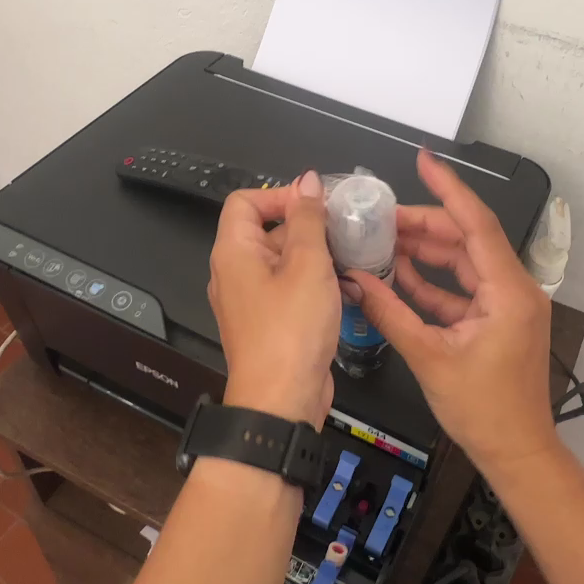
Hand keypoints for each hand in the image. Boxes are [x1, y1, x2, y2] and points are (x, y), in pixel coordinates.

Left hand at [207, 170, 337, 424]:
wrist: (281, 401)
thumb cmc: (292, 329)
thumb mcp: (307, 264)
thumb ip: (308, 219)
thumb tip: (308, 181)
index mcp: (233, 252)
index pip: (245, 201)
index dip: (280, 195)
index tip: (317, 206)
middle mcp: (234, 273)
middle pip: (265, 230)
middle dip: (305, 226)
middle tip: (343, 231)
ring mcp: (250, 301)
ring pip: (282, 262)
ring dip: (315, 256)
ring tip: (350, 260)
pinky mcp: (268, 324)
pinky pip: (287, 290)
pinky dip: (313, 284)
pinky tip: (344, 290)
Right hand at [347, 151, 556, 477]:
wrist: (517, 452)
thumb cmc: (482, 410)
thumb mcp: (428, 358)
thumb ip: (389, 313)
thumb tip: (354, 281)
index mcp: (508, 292)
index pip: (477, 224)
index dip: (448, 189)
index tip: (423, 161)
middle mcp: (515, 288)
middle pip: (467, 238)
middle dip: (424, 224)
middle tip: (380, 217)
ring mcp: (508, 303)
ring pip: (464, 261)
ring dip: (427, 250)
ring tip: (384, 239)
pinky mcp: (498, 318)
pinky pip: (464, 287)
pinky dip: (435, 280)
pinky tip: (402, 272)